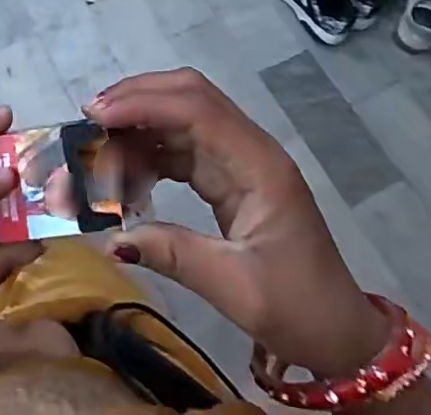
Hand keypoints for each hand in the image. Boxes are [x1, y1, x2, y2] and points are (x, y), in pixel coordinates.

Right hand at [86, 69, 391, 377]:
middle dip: (137, 98)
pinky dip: (147, 151)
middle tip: (89, 119)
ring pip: (180, 117)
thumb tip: (112, 239)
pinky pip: (180, 147)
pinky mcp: (226, 175)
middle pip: (189, 96)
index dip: (144, 104)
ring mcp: (237, 159)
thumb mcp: (238, 290)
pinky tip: (122, 172)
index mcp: (259, 164)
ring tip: (96, 145)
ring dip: (137, 124)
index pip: (197, 110)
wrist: (341, 334)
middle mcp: (248, 148)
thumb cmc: (300, 308)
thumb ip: (175, 255)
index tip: (97, 116)